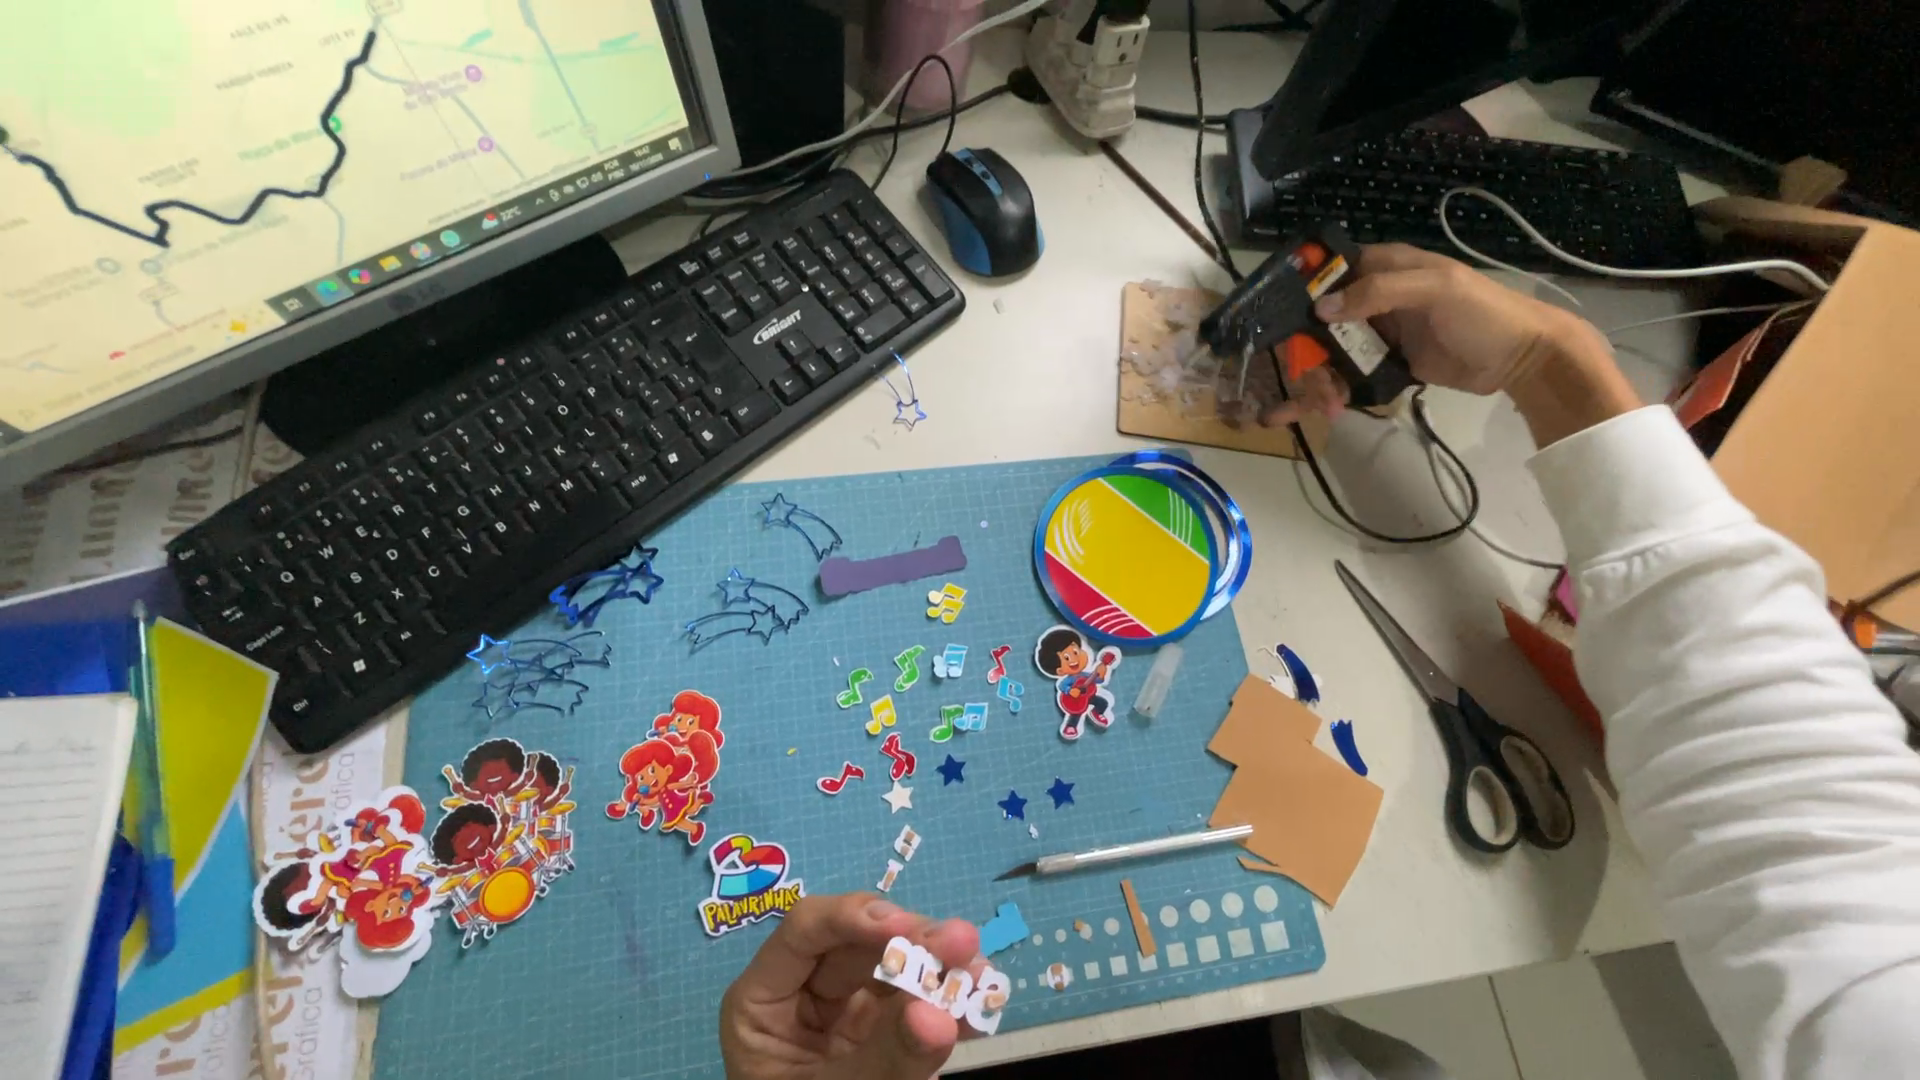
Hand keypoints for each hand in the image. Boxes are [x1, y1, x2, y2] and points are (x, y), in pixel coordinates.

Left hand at [720, 894, 981, 1079]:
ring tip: (980, 973)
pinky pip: (916, 1001)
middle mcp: (805, 992)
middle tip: (963, 943)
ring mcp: (846, 1010)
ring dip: (941, 965)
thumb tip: (939, 1014)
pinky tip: (980, 1000)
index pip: (804, 932)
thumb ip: (885, 1059)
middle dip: (914, 939)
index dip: (852, 917)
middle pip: (859, 944)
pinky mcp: (882, 1029)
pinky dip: (949, 999)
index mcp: (764, 1002)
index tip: (902, 926)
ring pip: (895, 965)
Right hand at [1261, 244, 1637, 444]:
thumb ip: (1379, 291)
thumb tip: (1321, 307)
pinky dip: (1331, 394)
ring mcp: (1375, 335)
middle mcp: (1371, 300)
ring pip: (1328, 354)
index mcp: (1383, 268)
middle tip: (1295, 382)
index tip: (1273, 317)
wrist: (1522, 359)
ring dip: (1314, 381)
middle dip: (1301, 353)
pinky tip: (1321, 411)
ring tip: (1314, 408)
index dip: (1299, 292)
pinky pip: (1346, 377)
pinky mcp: (1382, 365)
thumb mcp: (1437, 289)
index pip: (1329, 273)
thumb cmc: (1484, 313)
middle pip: (1318, 322)